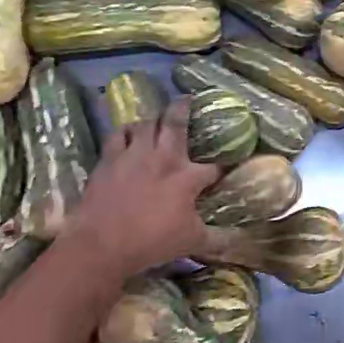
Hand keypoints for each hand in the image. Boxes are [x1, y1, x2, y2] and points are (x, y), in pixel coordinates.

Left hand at [60, 97, 219, 277]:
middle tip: (187, 99)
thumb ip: (218, 238)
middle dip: (184, 108)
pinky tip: (129, 133)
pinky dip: (126, 130)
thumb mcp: (193, 242)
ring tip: (158, 118)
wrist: (103, 243)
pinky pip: (118, 134)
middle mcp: (164, 157)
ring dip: (154, 118)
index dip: (223, 166)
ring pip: (146, 123)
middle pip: (176, 122)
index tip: (227, 166)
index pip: (214, 167)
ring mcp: (134, 154)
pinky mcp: (109, 158)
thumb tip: (240, 241)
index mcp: (188, 177)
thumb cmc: (152, 242)